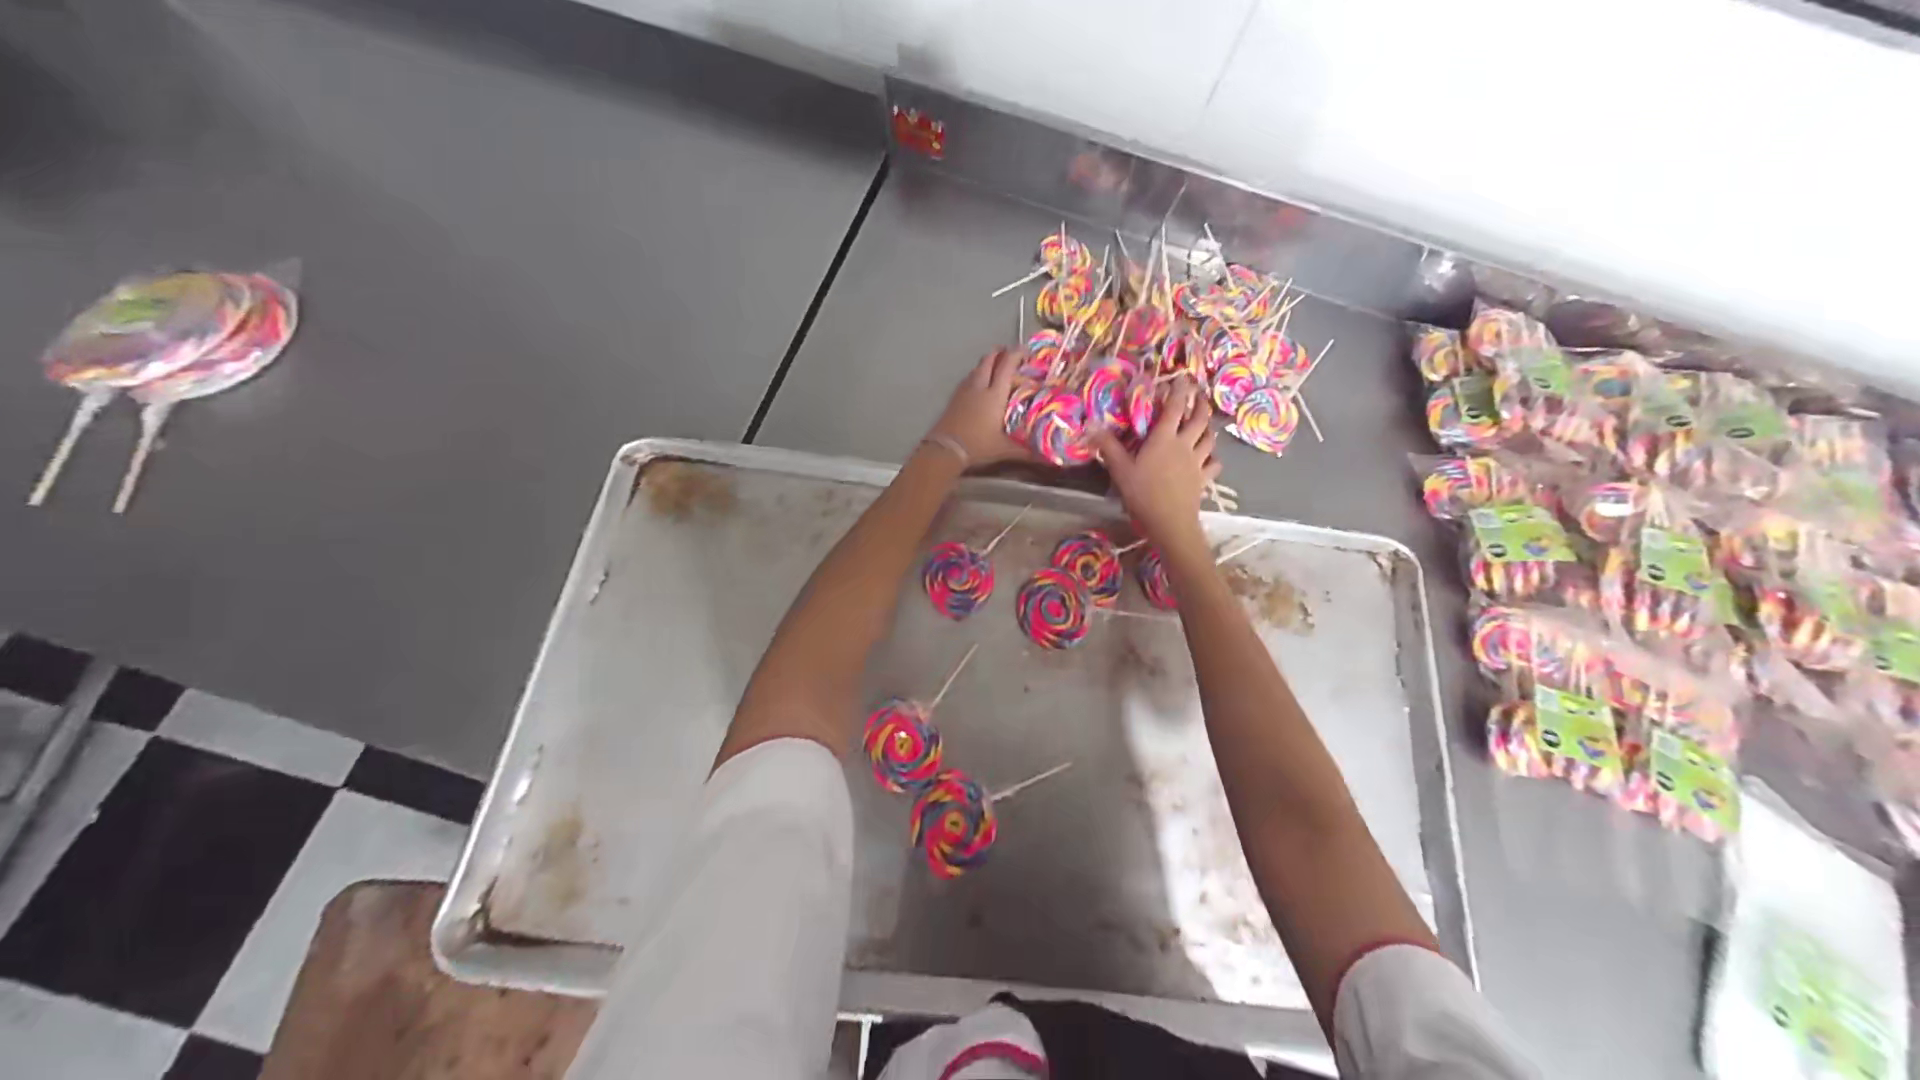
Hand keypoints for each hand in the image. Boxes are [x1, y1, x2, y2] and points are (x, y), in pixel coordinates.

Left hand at [927, 348, 1030, 466]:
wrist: (945, 449)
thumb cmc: (977, 446)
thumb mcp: (1004, 449)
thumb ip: (1026, 452)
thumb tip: (1047, 459)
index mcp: (995, 394)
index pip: (1007, 365)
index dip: (1017, 354)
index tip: (1026, 351)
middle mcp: (979, 386)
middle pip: (989, 359)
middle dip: (1000, 352)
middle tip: (1010, 355)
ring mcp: (964, 390)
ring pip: (977, 367)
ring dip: (987, 363)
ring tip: (997, 369)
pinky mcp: (954, 397)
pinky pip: (968, 378)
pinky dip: (977, 375)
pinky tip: (980, 385)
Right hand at [1091, 380, 1219, 556]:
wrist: (1170, 521)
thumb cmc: (1143, 492)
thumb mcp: (1120, 469)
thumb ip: (1108, 446)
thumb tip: (1091, 426)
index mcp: (1164, 438)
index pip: (1175, 407)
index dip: (1179, 390)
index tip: (1180, 379)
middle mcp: (1184, 445)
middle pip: (1200, 418)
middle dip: (1200, 404)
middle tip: (1198, 396)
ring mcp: (1197, 461)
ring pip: (1209, 438)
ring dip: (1208, 427)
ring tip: (1204, 423)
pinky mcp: (1203, 478)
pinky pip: (1213, 463)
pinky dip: (1213, 457)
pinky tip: (1209, 458)